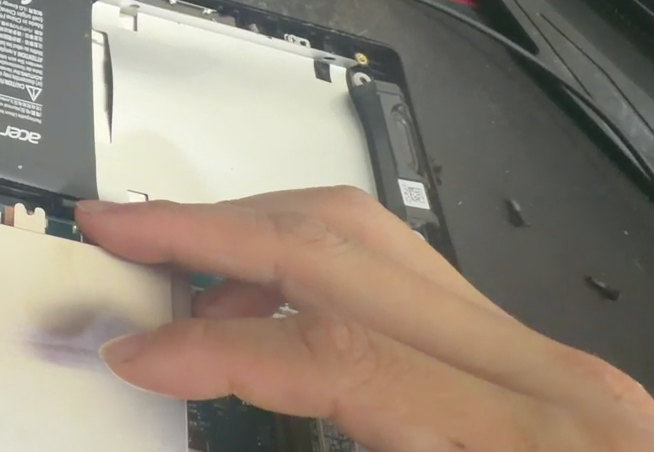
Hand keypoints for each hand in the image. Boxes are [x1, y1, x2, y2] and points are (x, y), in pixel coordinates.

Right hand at [77, 188, 653, 451]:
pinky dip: (291, 254)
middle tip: (112, 228)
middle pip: (328, 245)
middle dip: (197, 229)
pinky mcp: (520, 340)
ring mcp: (535, 345)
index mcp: (524, 439)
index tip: (129, 353)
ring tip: (166, 255)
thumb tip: (165, 375)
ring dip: (236, 226)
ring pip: (352, 224)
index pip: (328, 351)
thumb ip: (292, 434)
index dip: (207, 347)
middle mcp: (541, 372)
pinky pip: (381, 258)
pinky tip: (250, 297)